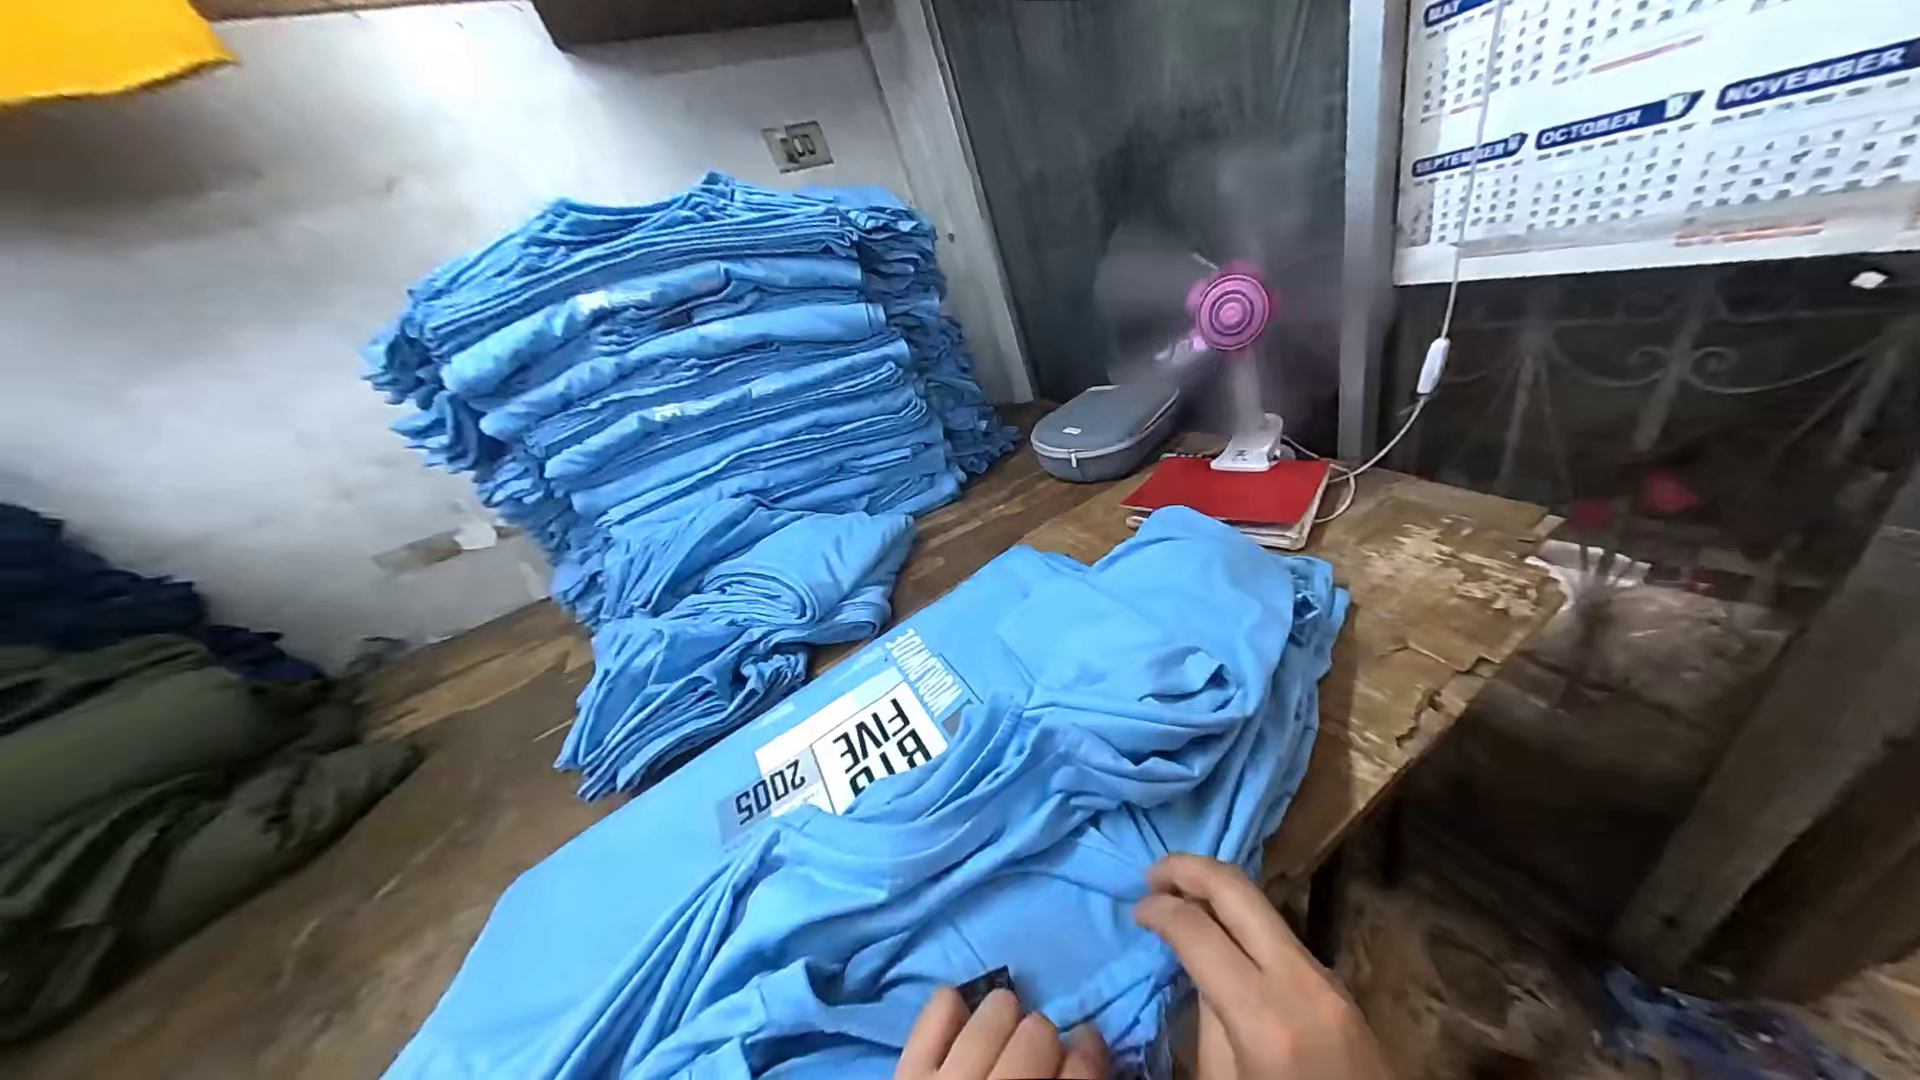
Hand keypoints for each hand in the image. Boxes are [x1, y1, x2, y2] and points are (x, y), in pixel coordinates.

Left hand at [895, 986, 1109, 1079]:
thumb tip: (1080, 1068)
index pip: (1081, 1070)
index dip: (1090, 1056)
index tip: (1085, 1053)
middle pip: (1040, 1033)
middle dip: (1045, 1044)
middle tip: (1039, 1063)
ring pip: (996, 1009)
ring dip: (1005, 1023)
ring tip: (1001, 1045)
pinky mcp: (909, 1075)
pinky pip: (940, 1008)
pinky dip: (955, 1012)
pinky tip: (962, 1035)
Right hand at [1134, 854, 1391, 1079]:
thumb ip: (1206, 1015)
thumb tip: (1195, 960)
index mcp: (1265, 1018)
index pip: (1196, 928)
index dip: (1157, 908)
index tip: (1136, 911)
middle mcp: (1300, 981)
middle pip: (1235, 887)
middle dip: (1186, 867)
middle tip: (1152, 875)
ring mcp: (1327, 978)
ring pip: (1259, 901)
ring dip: (1213, 887)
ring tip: (1178, 894)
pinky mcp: (1337, 985)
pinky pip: (1276, 930)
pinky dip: (1238, 915)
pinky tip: (1217, 927)